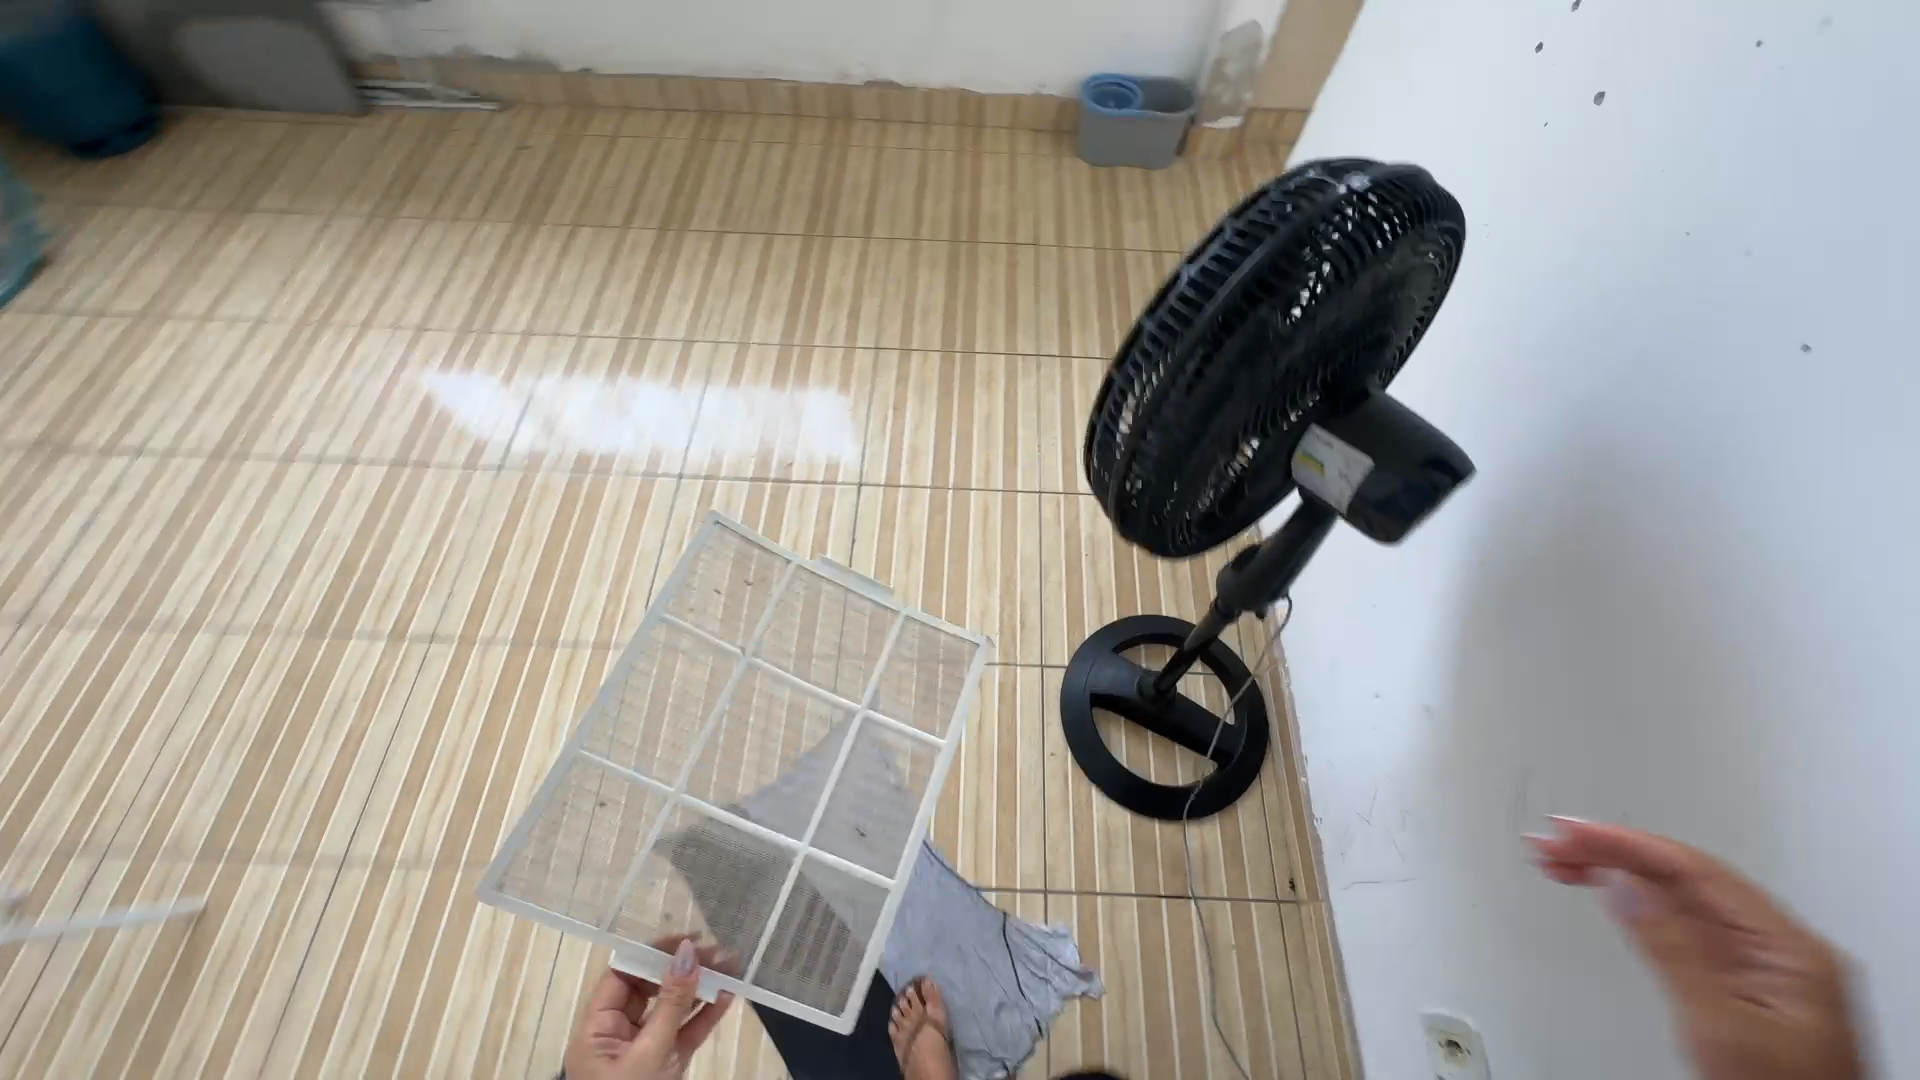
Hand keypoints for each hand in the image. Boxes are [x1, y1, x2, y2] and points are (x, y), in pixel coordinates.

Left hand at [563, 936, 735, 1079]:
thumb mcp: (649, 1054)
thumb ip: (671, 1003)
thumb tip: (687, 951)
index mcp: (598, 1030)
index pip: (622, 976)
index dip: (652, 954)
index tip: (688, 939)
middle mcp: (619, 1035)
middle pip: (651, 988)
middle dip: (685, 968)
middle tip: (718, 952)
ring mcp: (645, 1050)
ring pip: (673, 1008)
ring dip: (702, 987)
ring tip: (733, 966)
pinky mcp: (667, 1065)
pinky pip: (687, 1032)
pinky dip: (707, 1014)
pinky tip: (729, 995)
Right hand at [1527, 819, 1863, 1079]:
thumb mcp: (1718, 1021)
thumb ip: (1670, 947)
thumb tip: (1623, 884)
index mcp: (1789, 949)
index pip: (1696, 871)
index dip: (1629, 844)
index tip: (1574, 832)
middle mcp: (1774, 944)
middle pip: (1679, 876)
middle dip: (1610, 852)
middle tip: (1552, 843)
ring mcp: (1751, 957)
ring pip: (1669, 891)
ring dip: (1611, 868)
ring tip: (1556, 858)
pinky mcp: (1727, 971)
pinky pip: (1670, 915)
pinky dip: (1626, 895)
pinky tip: (1597, 883)